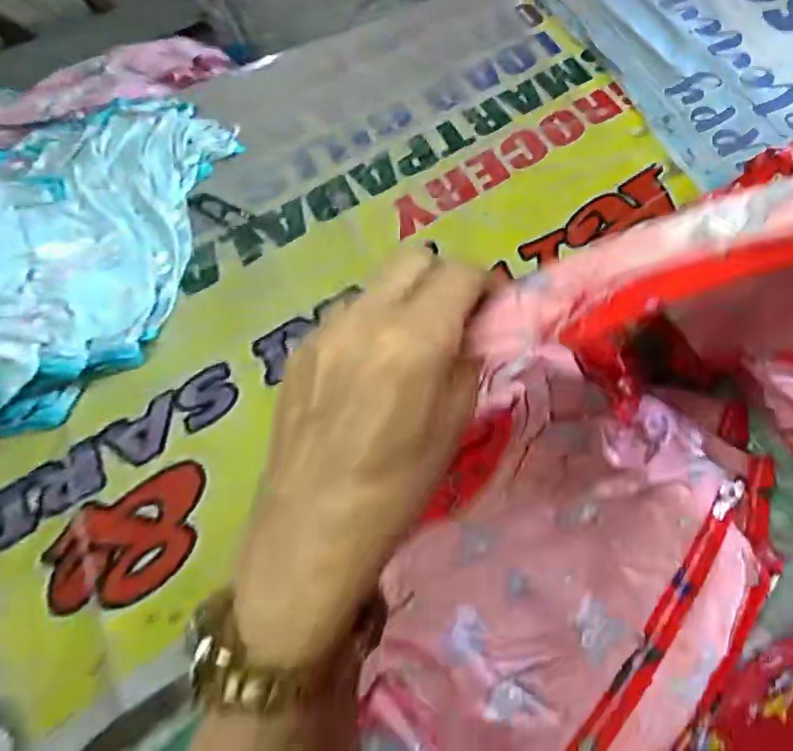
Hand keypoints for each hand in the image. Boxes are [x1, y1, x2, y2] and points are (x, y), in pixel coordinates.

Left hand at [230, 249, 492, 666]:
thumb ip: (470, 356)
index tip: (493, 306)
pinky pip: (349, 311)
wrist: (310, 534)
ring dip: (407, 297)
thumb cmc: (400, 485)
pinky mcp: (299, 348)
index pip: (460, 272)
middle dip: (446, 277)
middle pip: (417, 258)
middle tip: (457, 315)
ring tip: (410, 342)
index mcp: (413, 339)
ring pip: (380, 282)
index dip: (485, 282)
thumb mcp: (457, 418)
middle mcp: (365, 318)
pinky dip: (373, 320)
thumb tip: (475, 326)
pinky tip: (371, 365)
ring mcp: (325, 329)